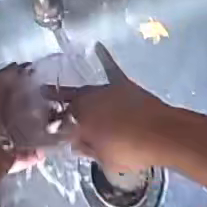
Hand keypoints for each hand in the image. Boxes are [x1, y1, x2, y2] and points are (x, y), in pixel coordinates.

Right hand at [48, 43, 177, 171]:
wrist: (160, 133)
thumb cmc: (131, 151)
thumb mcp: (105, 160)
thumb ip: (88, 149)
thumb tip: (76, 143)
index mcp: (79, 121)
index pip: (59, 123)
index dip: (52, 126)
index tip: (46, 126)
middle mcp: (87, 101)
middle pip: (69, 104)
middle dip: (59, 107)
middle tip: (49, 108)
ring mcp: (104, 90)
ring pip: (85, 90)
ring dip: (77, 94)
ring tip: (66, 94)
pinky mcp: (121, 84)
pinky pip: (109, 68)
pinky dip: (103, 57)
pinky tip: (97, 46)